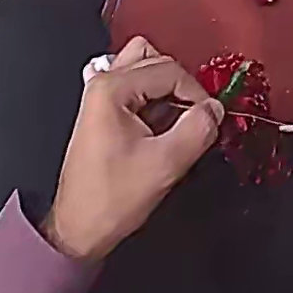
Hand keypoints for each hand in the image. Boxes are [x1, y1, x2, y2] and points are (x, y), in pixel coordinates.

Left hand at [43, 38, 222, 261]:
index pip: (170, 71)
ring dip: (165, 86)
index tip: (209, 120)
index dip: (196, 94)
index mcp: (112, 88)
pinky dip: (151, 94)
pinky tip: (156, 120)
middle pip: (157, 61)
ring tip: (174, 117)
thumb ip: (197, 129)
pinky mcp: (102, 108)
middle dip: (182, 89)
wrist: (77, 230)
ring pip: (144, 65)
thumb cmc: (113, 199)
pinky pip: (133, 83)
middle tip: (194, 121)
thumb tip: (215, 108)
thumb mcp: (165, 165)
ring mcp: (99, 93)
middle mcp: (103, 81)